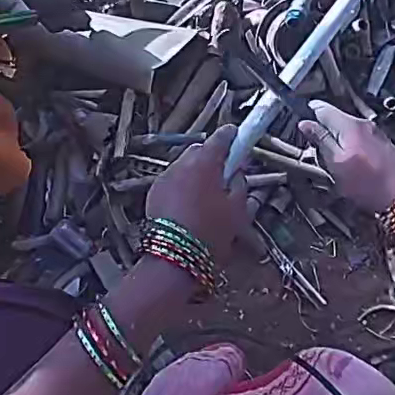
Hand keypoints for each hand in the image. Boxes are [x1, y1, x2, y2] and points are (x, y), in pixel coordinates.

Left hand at [145, 126, 251, 259]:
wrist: (174, 259)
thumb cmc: (212, 233)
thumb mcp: (238, 210)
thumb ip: (240, 184)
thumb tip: (237, 171)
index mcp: (205, 163)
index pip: (221, 137)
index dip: (233, 136)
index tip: (239, 138)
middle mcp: (181, 164)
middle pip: (200, 150)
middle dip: (212, 158)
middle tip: (226, 176)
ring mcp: (164, 177)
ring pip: (185, 166)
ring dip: (196, 173)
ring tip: (207, 196)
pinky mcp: (153, 192)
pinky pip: (173, 181)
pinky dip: (182, 186)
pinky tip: (190, 206)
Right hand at [297, 101, 394, 213]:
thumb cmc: (372, 185)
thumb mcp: (336, 163)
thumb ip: (320, 140)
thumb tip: (305, 125)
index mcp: (351, 125)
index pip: (322, 108)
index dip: (308, 114)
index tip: (302, 124)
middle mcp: (365, 125)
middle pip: (335, 119)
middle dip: (322, 131)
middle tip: (314, 149)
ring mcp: (375, 135)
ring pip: (347, 131)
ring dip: (336, 142)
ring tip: (332, 162)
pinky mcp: (382, 147)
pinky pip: (358, 141)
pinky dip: (350, 149)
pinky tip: (350, 166)